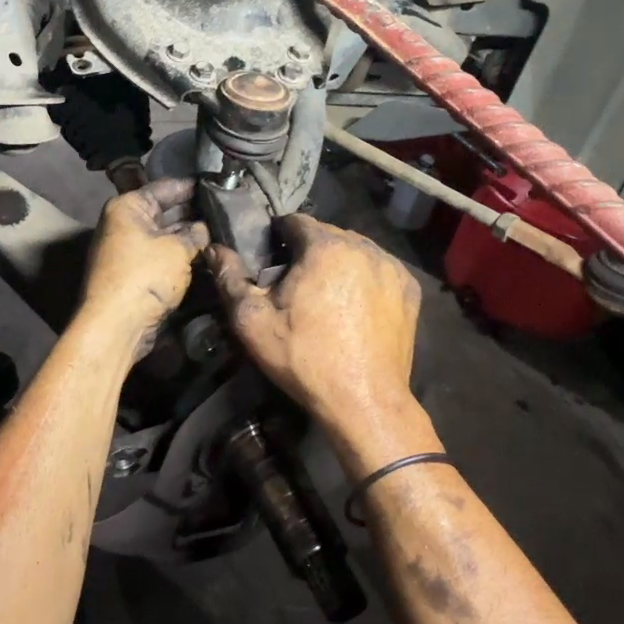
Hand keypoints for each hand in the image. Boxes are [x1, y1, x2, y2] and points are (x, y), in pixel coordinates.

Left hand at [79, 177, 209, 348]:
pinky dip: (180, 253)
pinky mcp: (135, 272)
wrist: (117, 324)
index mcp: (127, 207)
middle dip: (192, 212)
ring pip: (165, 234)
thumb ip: (194, 234)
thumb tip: (203, 228)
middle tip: (225, 209)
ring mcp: (128, 248)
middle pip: (164, 211)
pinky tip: (206, 254)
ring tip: (222, 229)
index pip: (164, 187)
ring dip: (189, 235)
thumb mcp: (177, 249)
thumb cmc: (145, 276)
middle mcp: (124, 223)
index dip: (191, 186)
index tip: (217, 184)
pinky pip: (162, 254)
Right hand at [207, 214, 424, 446]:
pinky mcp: (409, 289)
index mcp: (325, 246)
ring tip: (323, 295)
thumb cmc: (305, 358)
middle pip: (325, 233)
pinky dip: (362, 277)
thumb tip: (213, 248)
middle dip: (307, 250)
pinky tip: (352, 305)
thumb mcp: (252, 321)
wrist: (365, 402)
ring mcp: (391, 267)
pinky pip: (377, 268)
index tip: (269, 262)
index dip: (276, 238)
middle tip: (293, 284)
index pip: (294, 221)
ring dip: (336, 262)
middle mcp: (363, 247)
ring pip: (353, 249)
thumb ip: (229, 277)